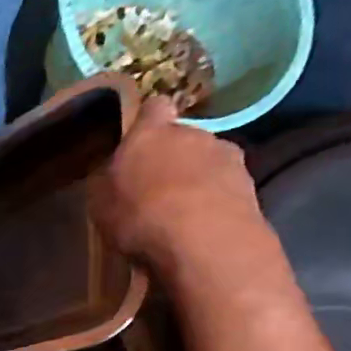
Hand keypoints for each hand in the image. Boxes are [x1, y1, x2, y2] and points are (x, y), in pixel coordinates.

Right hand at [88, 97, 267, 275]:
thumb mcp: (100, 201)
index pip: (153, 107)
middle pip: (182, 137)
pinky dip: (213, 200)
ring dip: (195, 179)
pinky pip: (224, 187)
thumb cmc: (139, 214)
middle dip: (171, 156)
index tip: (136, 140)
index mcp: (151, 132)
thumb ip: (107, 179)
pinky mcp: (251, 185)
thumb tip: (110, 173)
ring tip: (180, 212)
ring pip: (206, 161)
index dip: (146, 121)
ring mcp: (227, 157)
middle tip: (154, 187)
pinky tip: (200, 226)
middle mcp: (193, 133)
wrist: (205, 243)